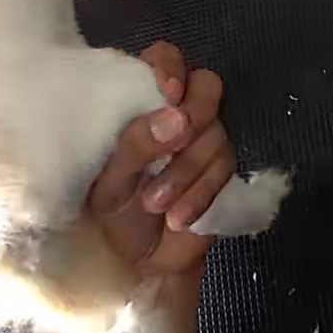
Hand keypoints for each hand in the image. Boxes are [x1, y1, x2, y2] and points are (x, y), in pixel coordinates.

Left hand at [84, 42, 238, 286]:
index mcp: (137, 105)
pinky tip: (181, 217)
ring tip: (157, 204)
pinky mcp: (220, 173)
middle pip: (206, 85)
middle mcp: (174, 117)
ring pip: (218, 131)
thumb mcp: (105, 182)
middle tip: (178, 140)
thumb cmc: (104, 221)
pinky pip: (228, 167)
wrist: (131, 274)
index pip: (163, 59)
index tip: (167, 91)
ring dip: (189, 169)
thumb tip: (175, 116)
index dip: (170, 67)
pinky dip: (203, 192)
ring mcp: (201, 143)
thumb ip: (133, 144)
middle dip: (196, 114)